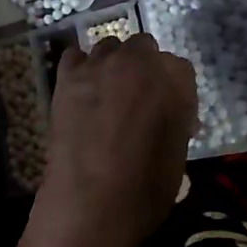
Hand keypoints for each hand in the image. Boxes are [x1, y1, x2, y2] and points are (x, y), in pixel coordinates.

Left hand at [33, 33, 195, 246]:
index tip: (164, 108)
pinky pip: (73, 57)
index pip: (179, 68)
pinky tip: (79, 90)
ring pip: (108, 47)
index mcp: (177, 81)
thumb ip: (175, 122)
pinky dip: (78, 68)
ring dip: (110, 64)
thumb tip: (169, 120)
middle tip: (134, 98)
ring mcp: (101, 66)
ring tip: (104, 93)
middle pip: (142, 47)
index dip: (171, 88)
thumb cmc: (146, 187)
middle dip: (141, 67)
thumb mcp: (178, 154)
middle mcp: (140, 62)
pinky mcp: (67, 78)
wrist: (93, 198)